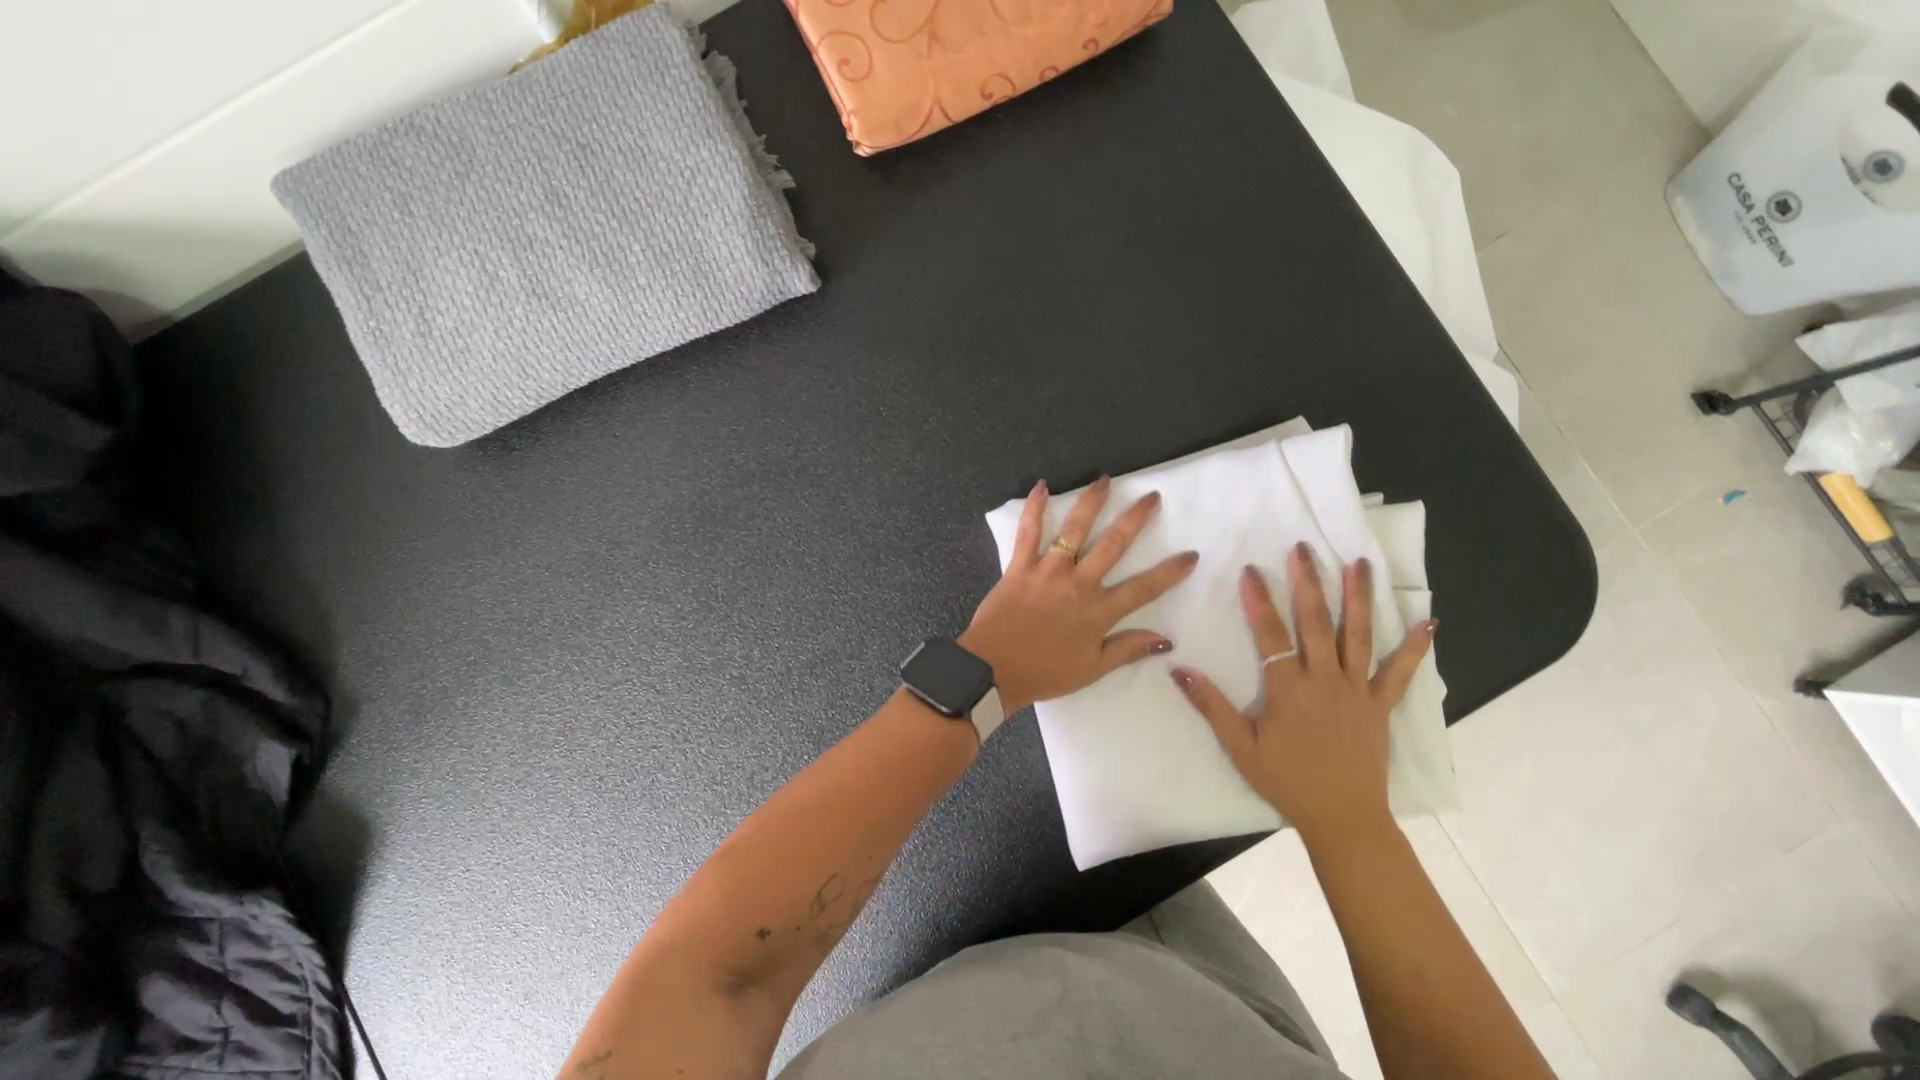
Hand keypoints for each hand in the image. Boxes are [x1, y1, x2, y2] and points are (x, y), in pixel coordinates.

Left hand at [960, 476, 1198, 714]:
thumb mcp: (1091, 670)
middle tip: (1152, 497)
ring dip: (1091, 502)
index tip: (1191, 555)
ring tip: (1105, 480)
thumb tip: (1165, 640)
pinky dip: (1035, 507)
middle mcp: (1078, 584)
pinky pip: (1027, 532)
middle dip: (1136, 518)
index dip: (1170, 571)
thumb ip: (1127, 650)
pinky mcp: (1019, 567)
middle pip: (1113, 545)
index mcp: (1098, 611)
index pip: (1144, 587)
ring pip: (1074, 529)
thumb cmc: (1044, 673)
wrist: (992, 670)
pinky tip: (1042, 485)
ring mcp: (1048, 571)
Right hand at [1171, 542, 1433, 843]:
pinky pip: (1400, 672)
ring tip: (1360, 564)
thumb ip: (1211, 706)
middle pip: (1316, 623)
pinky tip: (1429, 622)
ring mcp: (1357, 690)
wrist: (1341, 815)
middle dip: (1309, 583)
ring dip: (1359, 597)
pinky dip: (1415, 647)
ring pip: (1358, 635)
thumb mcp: (1240, 747)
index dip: (1259, 601)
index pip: (1270, 634)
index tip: (1251, 570)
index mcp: (1289, 689)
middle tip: (1304, 549)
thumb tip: (1179, 670)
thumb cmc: (1286, 781)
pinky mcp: (1381, 705)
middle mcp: (1325, 680)